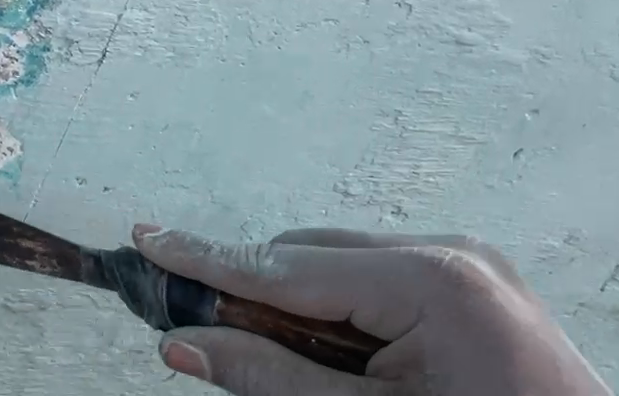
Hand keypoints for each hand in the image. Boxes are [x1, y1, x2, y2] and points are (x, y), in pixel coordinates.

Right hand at [134, 225, 612, 395]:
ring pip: (333, 259)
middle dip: (262, 296)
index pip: (284, 267)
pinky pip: (371, 271)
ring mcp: (467, 262)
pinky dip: (342, 303)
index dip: (206, 258)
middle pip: (305, 256)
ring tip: (315, 362)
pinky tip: (351, 349)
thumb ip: (271, 379)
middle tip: (223, 336)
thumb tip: (179, 343)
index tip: (146, 239)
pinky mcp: (473, 279)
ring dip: (302, 302)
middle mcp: (450, 254)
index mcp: (433, 284)